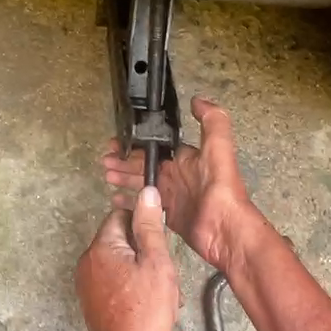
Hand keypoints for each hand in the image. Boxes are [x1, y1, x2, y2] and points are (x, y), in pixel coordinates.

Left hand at [75, 187, 181, 330]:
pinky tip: (148, 307)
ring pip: (121, 263)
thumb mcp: (156, 262)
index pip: (121, 216)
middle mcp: (87, 262)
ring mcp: (86, 283)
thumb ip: (149, 226)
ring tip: (161, 296)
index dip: (144, 226)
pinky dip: (133, 288)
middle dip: (146, 253)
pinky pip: (115, 282)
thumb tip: (146, 192)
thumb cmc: (147, 312)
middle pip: (121, 241)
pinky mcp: (91, 301)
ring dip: (143, 273)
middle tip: (164, 277)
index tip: (160, 245)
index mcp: (100, 247)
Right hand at [101, 98, 268, 271]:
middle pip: (145, 164)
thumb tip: (198, 100)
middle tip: (105, 160)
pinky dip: (130, 201)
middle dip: (124, 160)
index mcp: (186, 159)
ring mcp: (172, 197)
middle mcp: (178, 176)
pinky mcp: (168, 215)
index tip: (116, 142)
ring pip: (142, 183)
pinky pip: (144, 205)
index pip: (156, 147)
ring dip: (124, 178)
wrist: (225, 229)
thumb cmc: (221, 189)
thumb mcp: (218, 148)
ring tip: (107, 175)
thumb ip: (212, 121)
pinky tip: (116, 199)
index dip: (137, 143)